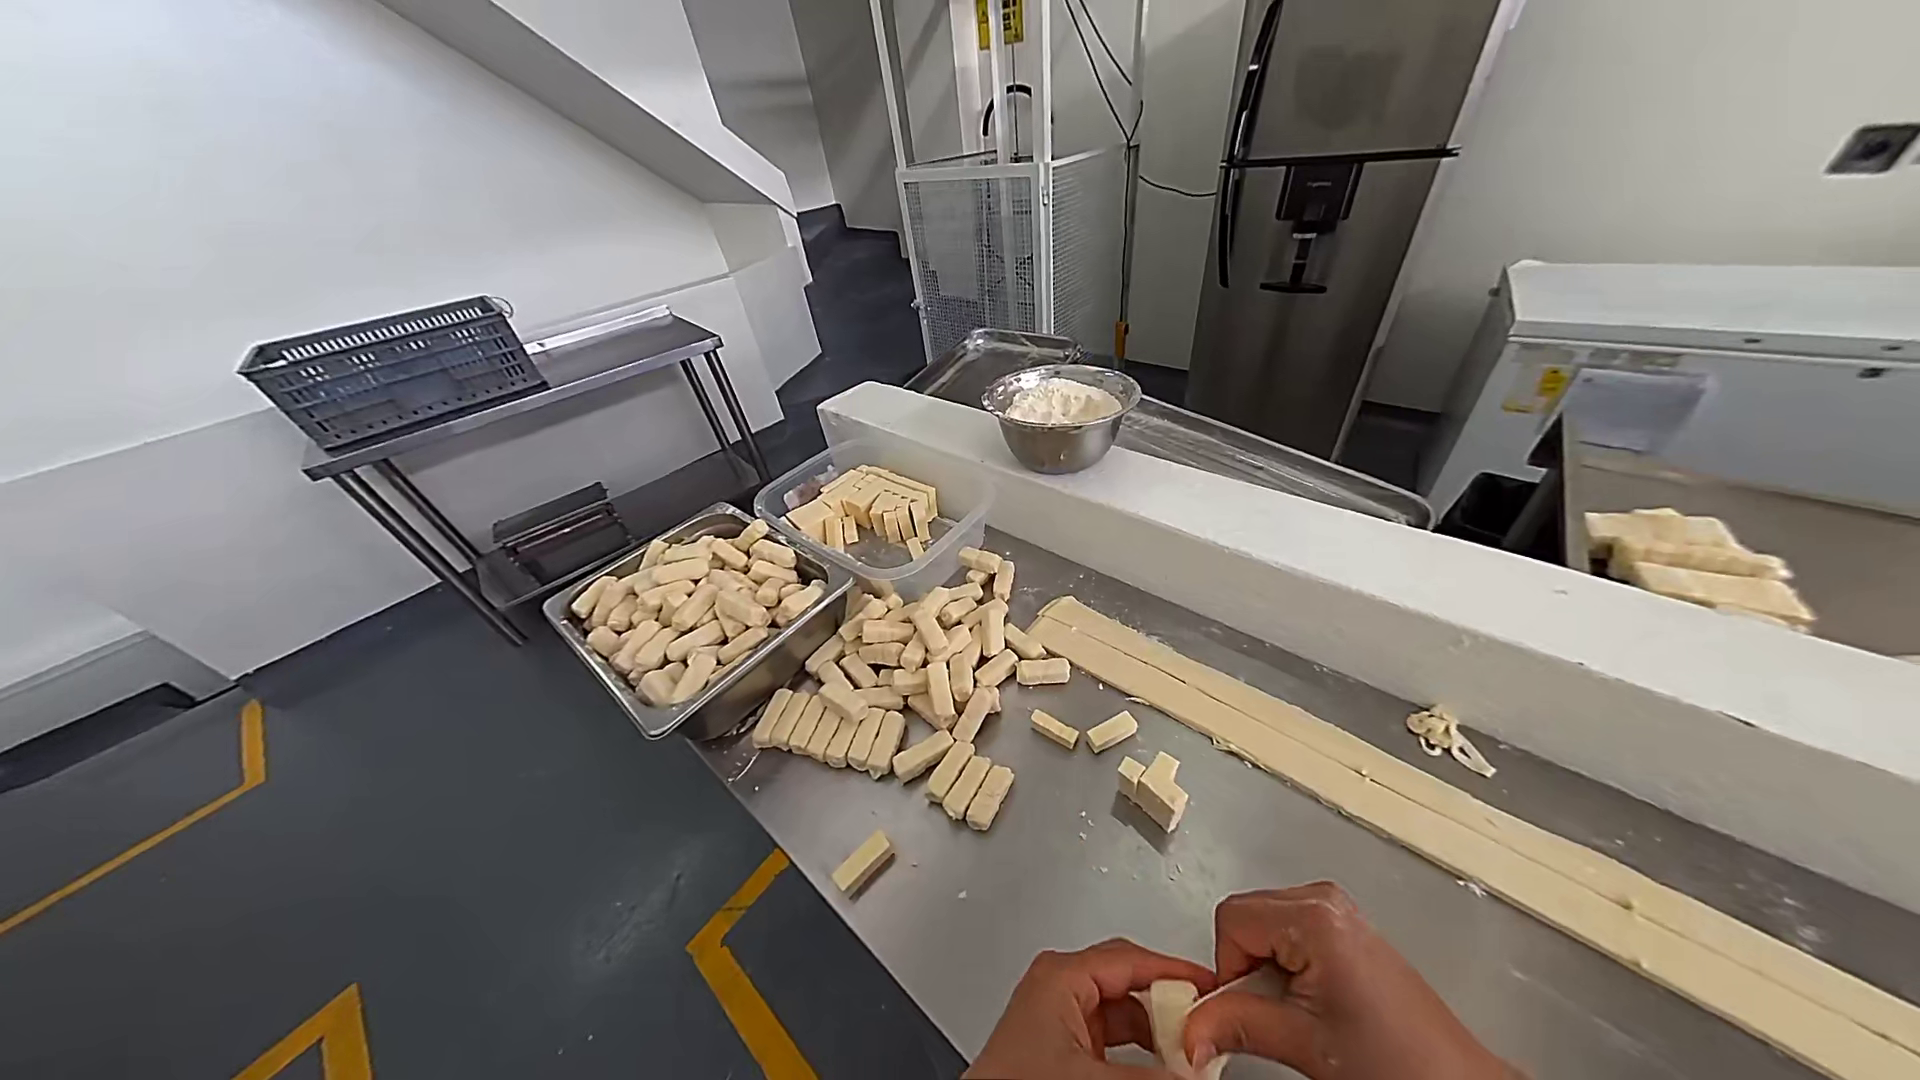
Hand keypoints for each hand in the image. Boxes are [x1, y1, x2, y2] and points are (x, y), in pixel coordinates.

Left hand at [966, 938, 1216, 1078]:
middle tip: (1204, 1032)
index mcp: (1062, 975)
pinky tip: (1157, 1074)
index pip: (1131, 958)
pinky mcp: (1060, 1046)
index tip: (1211, 987)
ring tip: (1186, 1060)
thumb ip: (1151, 1077)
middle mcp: (1060, 986)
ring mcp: (1059, 1016)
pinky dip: (1137, 1056)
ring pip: (1123, 1015)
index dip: (1175, 972)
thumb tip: (1195, 1073)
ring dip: (1157, 1038)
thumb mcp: (1094, 1077)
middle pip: (1129, 984)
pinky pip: (1111, 1039)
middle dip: (1169, 1010)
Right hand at [1184, 883, 1518, 1079]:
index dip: (1229, 966)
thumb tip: (1183, 1031)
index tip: (1250, 1007)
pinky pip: (1284, 925)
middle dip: (1246, 964)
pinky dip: (1283, 959)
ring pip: (1261, 920)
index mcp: (1312, 916)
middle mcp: (1321, 897)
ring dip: (1264, 963)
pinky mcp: (1341, 921)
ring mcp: (1334, 906)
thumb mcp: (1303, 1044)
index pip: (1231, 919)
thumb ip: (1235, 1025)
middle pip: (1244, 914)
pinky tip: (1312, 996)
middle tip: (1276, 1011)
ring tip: (1299, 1007)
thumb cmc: (1391, 1064)